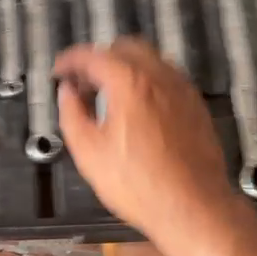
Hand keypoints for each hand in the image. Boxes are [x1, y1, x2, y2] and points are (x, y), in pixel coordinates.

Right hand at [54, 38, 239, 241]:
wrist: (192, 207)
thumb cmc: (141, 185)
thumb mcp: (89, 153)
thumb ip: (72, 114)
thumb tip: (68, 94)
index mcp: (130, 83)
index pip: (93, 55)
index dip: (70, 60)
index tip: (60, 71)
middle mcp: (160, 77)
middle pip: (125, 49)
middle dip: (100, 59)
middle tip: (82, 82)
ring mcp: (183, 90)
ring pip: (151, 61)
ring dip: (125, 69)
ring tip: (108, 96)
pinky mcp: (196, 107)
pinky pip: (168, 80)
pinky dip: (148, 83)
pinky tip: (138, 109)